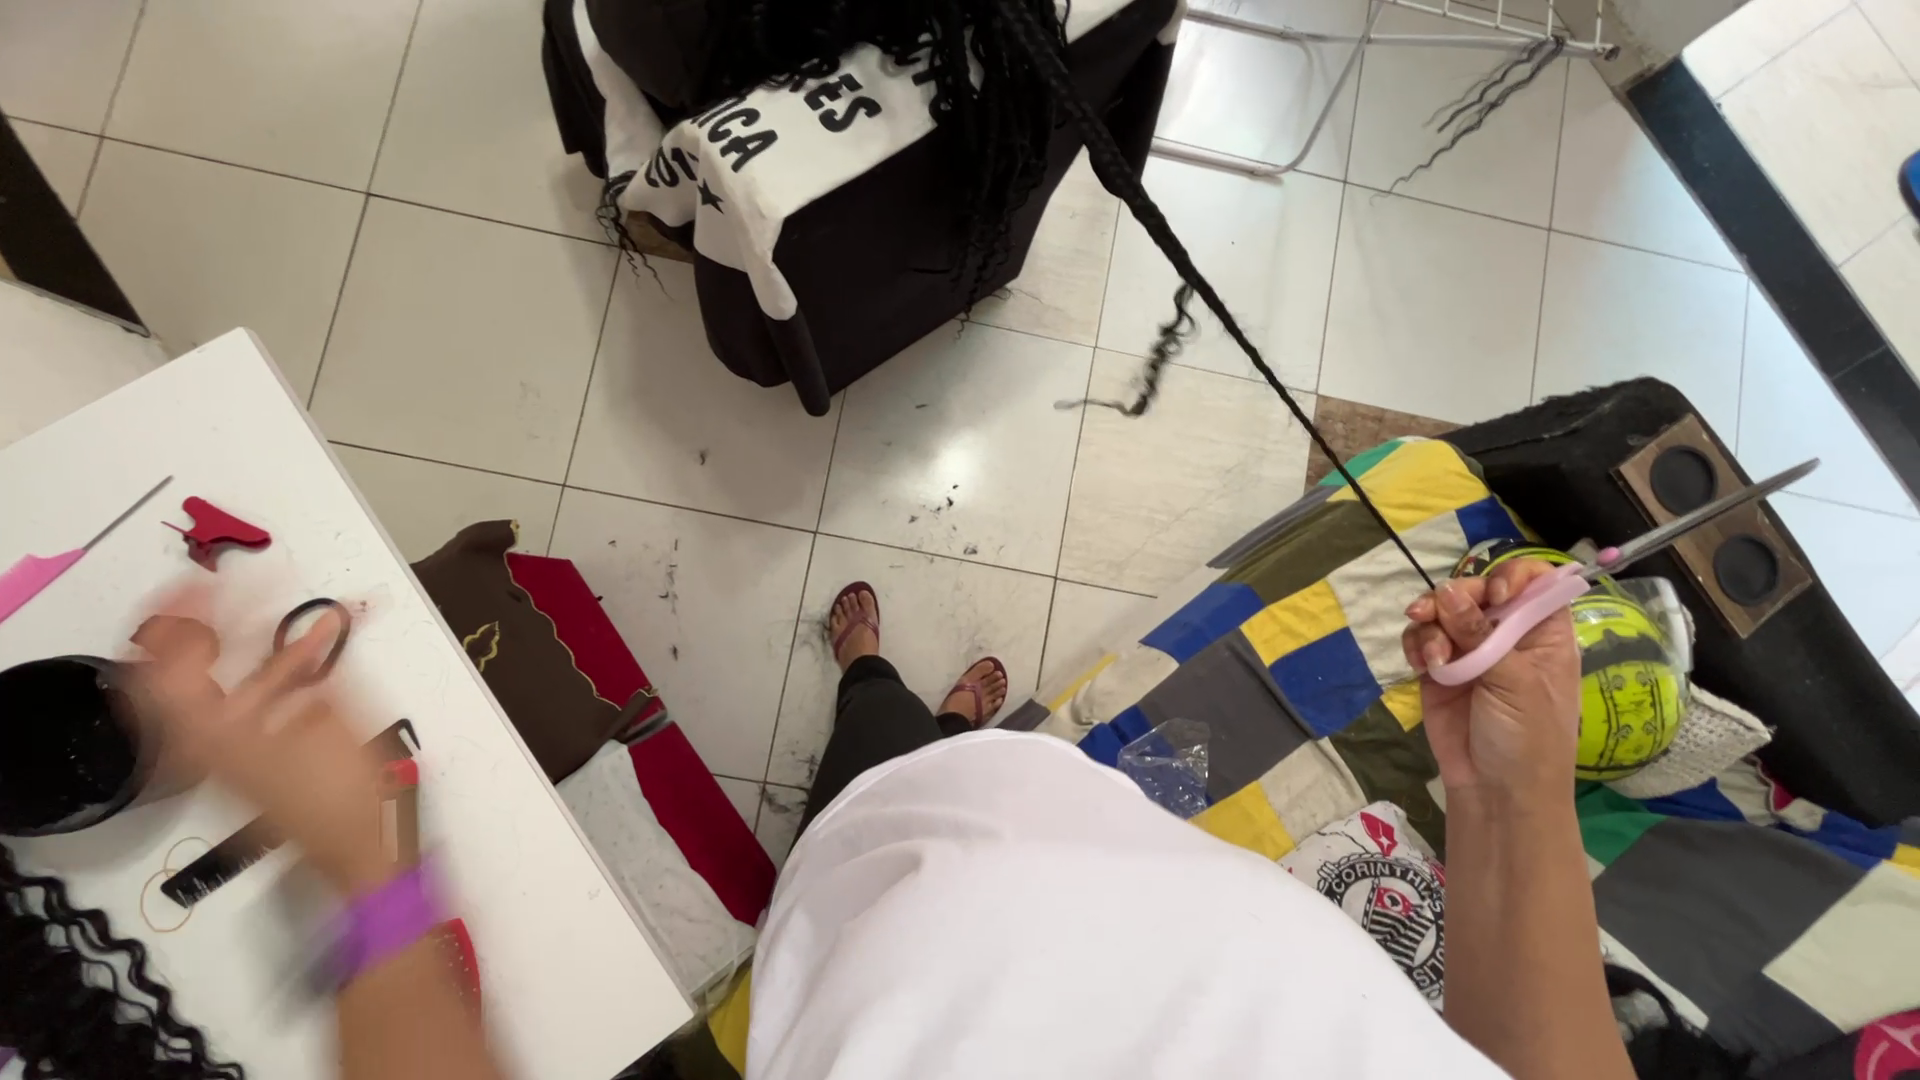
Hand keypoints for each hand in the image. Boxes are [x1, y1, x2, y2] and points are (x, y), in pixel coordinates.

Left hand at [130, 586, 393, 894]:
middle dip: (194, 624)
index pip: (174, 659)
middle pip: (172, 671)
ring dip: (230, 641)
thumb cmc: (340, 792)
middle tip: (211, 587)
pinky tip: (298, 650)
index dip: (187, 615)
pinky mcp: (246, 753)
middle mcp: (205, 737)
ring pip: (204, 684)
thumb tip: (318, 620)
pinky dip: (262, 669)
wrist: (352, 842)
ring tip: (252, 607)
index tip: (208, 579)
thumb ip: (317, 666)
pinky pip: (237, 701)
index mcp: (214, 728)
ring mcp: (222, 747)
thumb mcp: (332, 718)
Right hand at [1401, 558, 1581, 798]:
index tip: (1493, 597)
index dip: (1511, 580)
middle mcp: (1505, 637)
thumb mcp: (1512, 684)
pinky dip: (1415, 645)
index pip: (1532, 584)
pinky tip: (1421, 666)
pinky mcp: (1438, 669)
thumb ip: (1478, 636)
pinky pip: (1420, 639)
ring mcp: (1469, 652)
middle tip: (1428, 612)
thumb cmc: (1527, 739)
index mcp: (1542, 636)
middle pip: (1476, 592)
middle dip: (1450, 598)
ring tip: (1430, 659)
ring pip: (1441, 613)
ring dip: (1428, 628)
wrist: (1495, 790)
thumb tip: (1445, 591)